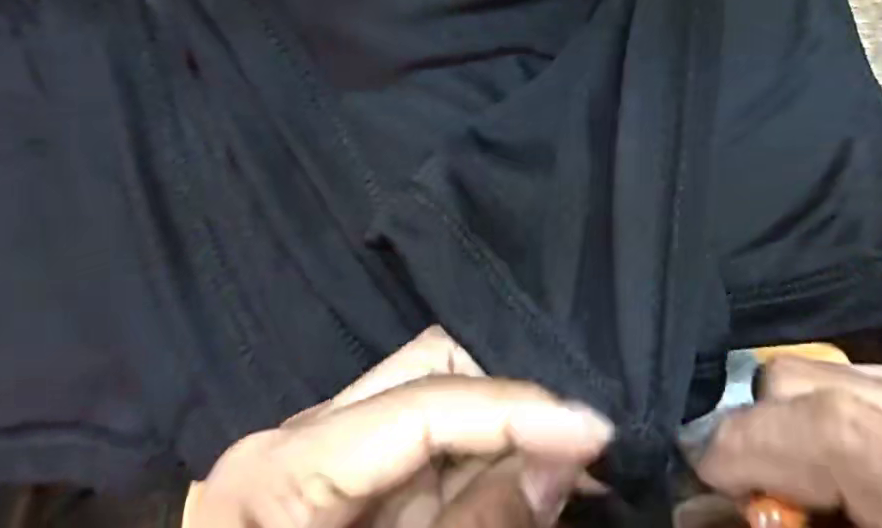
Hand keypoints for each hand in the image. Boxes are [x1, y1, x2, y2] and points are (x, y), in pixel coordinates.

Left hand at [187, 327, 611, 527]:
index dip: (517, 411)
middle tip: (579, 451)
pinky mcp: (345, 475)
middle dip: (510, 409)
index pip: (426, 400)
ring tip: (562, 469)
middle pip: (434, 369)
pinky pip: (430, 446)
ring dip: (503, 435)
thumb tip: (564, 463)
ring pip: (441, 398)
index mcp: (285, 466)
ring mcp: (325, 450)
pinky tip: (520, 483)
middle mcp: (306, 433)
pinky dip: (480, 462)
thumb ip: (476, 527)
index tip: (595, 431)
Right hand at [689, 358, 881, 527]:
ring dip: (805, 427)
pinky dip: (850, 422)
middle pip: (819, 378)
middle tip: (759, 507)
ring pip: (844, 370)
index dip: (742, 449)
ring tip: (813, 496)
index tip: (695, 484)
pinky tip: (867, 481)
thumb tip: (722, 505)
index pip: (829, 425)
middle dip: (765, 437)